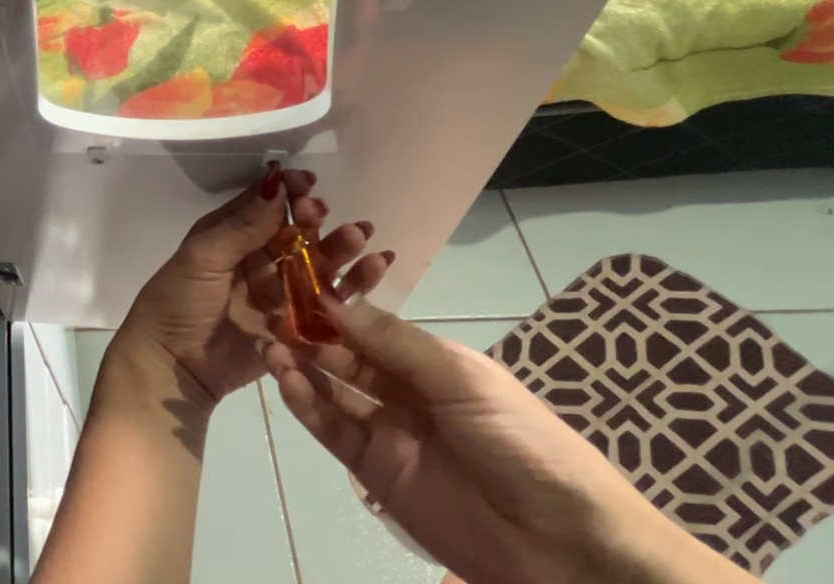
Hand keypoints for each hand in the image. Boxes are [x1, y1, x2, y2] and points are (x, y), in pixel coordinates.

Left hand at [108, 166, 393, 410]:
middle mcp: (256, 260)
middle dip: (314, 221)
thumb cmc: (178, 302)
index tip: (308, 183)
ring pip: (316, 264)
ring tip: (360, 235)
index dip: (285, 192)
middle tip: (326, 214)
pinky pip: (329, 302)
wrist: (174, 366)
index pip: (263, 206)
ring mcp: (278, 293)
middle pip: (294, 234)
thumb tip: (275, 183)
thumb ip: (241, 226)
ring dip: (339, 248)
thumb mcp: (203, 258)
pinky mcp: (296, 325)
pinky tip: (377, 267)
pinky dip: (353, 285)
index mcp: (228, 236)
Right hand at [265, 301, 760, 583]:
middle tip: (271, 315)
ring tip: (267, 346)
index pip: (373, 328)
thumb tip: (332, 299)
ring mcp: (389, 432)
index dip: (336, 310)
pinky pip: (331, 429)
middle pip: (347, 357)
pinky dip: (305, 404)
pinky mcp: (374, 470)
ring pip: (332, 390)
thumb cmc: (524, 444)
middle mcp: (407, 393)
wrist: (565, 548)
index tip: (294, 286)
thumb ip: (392, 340)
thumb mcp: (462, 378)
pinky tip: (284, 381)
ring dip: (300, 366)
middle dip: (310, 335)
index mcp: (435, 365)